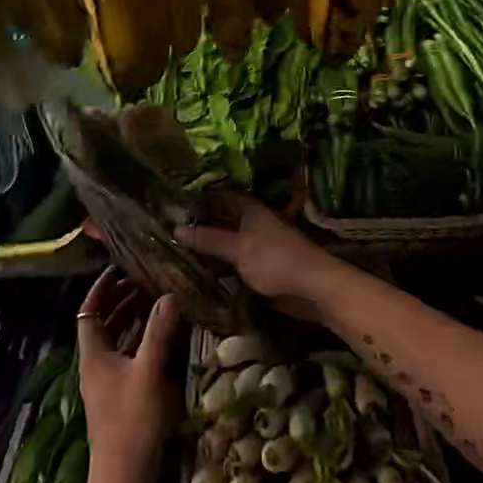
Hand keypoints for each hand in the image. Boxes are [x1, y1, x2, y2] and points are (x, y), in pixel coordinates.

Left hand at [77, 269, 181, 477]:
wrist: (125, 478)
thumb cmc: (132, 421)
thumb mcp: (149, 371)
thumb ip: (159, 331)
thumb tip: (169, 294)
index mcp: (93, 354)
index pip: (89, 310)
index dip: (102, 288)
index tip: (120, 269)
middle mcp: (95, 364)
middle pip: (102, 322)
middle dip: (121, 300)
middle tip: (145, 281)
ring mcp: (106, 382)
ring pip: (115, 339)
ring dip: (131, 319)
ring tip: (155, 301)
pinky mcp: (120, 396)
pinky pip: (126, 355)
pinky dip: (139, 340)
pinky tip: (161, 338)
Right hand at [177, 192, 344, 320]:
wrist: (313, 288)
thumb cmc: (275, 259)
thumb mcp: (238, 248)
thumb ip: (209, 239)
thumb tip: (176, 229)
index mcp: (250, 209)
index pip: (220, 194)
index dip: (199, 196)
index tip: (173, 200)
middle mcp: (253, 222)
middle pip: (223, 218)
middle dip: (200, 222)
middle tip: (169, 226)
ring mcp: (258, 244)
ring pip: (228, 240)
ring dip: (209, 245)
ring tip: (177, 247)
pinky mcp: (261, 266)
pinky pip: (234, 260)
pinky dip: (219, 263)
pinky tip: (200, 268)